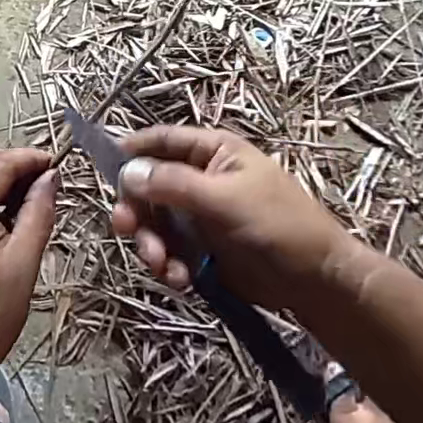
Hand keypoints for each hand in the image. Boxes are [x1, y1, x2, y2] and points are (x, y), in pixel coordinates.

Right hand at [113, 126, 355, 311]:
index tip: (105, 166)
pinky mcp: (202, 248)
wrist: (316, 281)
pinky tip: (181, 280)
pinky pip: (170, 250)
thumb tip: (128, 171)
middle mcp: (202, 178)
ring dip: (152, 244)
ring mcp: (201, 215)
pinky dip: (169, 265)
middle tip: (127, 231)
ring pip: (155, 223)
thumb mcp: (224, 199)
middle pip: (150, 186)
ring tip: (164, 267)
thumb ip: (173, 184)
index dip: (133, 150)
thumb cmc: (278, 225)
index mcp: (214, 152)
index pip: (163, 140)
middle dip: (138, 211)